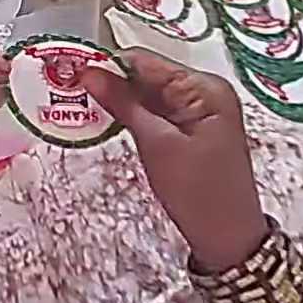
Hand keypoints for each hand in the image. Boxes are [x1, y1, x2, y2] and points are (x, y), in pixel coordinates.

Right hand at [82, 51, 267, 271]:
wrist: (230, 241)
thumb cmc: (197, 192)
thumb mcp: (155, 143)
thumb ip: (122, 103)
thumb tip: (89, 72)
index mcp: (204, 87)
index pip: (146, 62)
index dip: (108, 64)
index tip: (74, 71)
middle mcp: (205, 89)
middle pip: (148, 74)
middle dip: (113, 81)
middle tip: (73, 89)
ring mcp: (201, 108)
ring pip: (150, 92)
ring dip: (121, 98)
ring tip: (83, 101)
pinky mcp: (193, 126)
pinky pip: (158, 109)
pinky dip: (135, 113)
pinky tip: (108, 117)